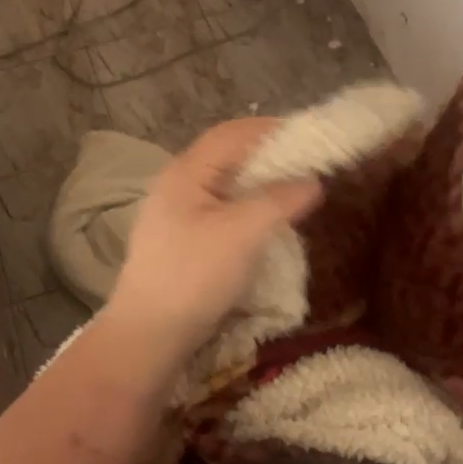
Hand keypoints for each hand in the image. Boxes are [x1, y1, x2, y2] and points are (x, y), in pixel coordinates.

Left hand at [106, 118, 321, 361]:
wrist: (149, 334)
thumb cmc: (194, 276)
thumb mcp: (243, 232)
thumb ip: (280, 200)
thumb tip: (313, 181)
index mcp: (186, 172)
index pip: (233, 133)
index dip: (273, 129)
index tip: (312, 136)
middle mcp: (178, 185)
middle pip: (228, 156)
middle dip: (270, 155)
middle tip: (311, 164)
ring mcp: (177, 215)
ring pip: (226, 185)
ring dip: (261, 183)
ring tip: (296, 190)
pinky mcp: (183, 242)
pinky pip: (222, 210)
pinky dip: (250, 207)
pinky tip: (269, 222)